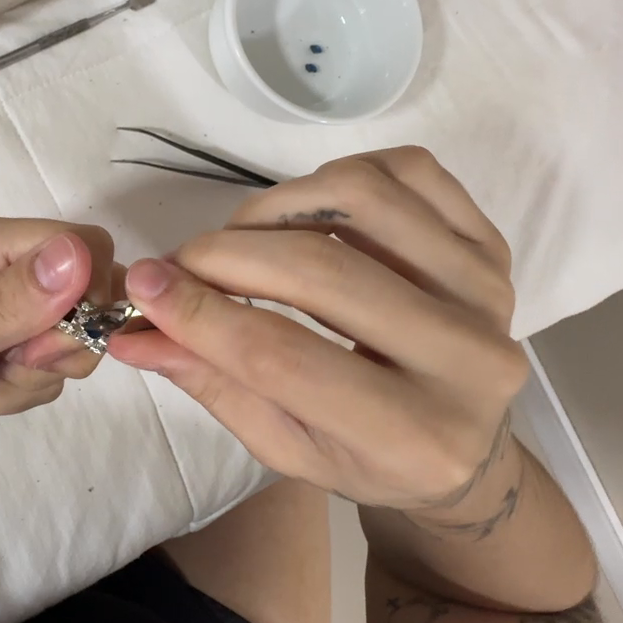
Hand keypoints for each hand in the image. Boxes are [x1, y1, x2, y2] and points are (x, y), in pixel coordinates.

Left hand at [0, 215, 116, 456]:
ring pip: (62, 331)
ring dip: (35, 372)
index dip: (87, 298)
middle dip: (61, 343)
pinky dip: (18, 384)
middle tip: (6, 369)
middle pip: (82, 290)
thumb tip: (82, 256)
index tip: (44, 348)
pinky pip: (37, 358)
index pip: (81, 245)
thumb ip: (5, 307)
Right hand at [110, 147, 526, 513]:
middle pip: (321, 271)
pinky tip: (305, 213)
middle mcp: (469, 359)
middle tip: (178, 262)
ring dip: (273, 207)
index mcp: (412, 436)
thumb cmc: (363, 454)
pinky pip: (404, 168)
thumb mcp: (281, 444)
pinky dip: (334, 176)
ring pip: (359, 197)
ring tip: (242, 238)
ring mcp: (488, 289)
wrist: (465, 444)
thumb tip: (131, 333)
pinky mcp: (491, 242)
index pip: (282, 358)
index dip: (198, 314)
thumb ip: (208, 382)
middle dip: (224, 255)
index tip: (140, 285)